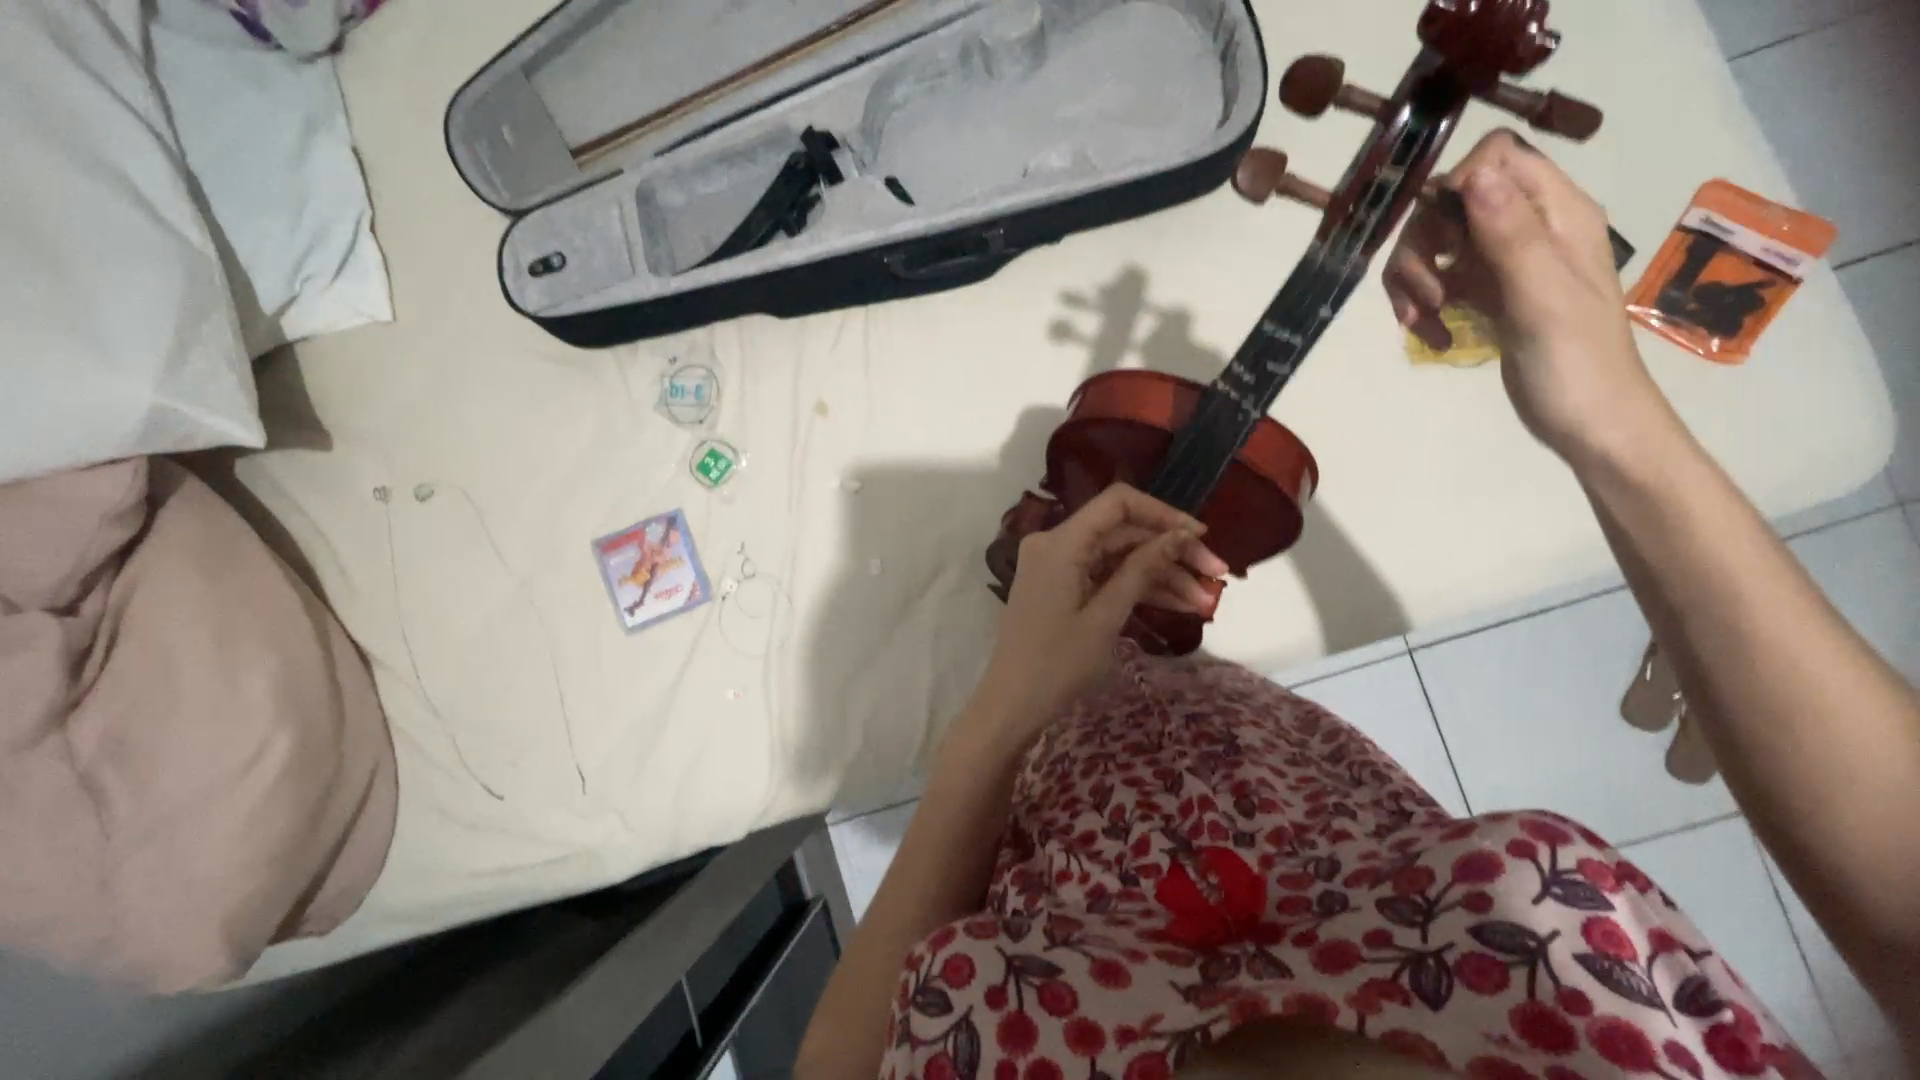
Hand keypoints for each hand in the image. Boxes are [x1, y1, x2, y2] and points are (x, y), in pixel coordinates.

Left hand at [973, 484, 1227, 734]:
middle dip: (1172, 553)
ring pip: (1119, 557)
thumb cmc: (1057, 664)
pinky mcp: (1061, 587)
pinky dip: (1139, 588)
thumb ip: (1141, 570)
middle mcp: (1056, 544)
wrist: (1012, 705)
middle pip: (1123, 532)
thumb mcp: (1105, 617)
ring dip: (1163, 575)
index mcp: (1060, 543)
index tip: (1200, 537)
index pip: (1118, 504)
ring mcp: (1057, 566)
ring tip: (1206, 601)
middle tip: (1217, 577)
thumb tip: (1179, 535)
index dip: (1163, 514)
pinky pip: (1106, 576)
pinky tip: (1180, 605)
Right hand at [1382, 130, 1666, 461]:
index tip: (1443, 241)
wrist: (1590, 423)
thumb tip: (1472, 173)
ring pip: (1436, 243)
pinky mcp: (1486, 295)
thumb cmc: (1576, 362)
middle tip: (1425, 298)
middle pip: (1452, 203)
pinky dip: (1423, 305)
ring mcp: (1505, 263)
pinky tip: (1432, 336)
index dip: (1455, 188)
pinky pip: (1438, 280)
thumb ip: (1510, 233)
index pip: (1497, 158)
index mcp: (1557, 213)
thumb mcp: (1543, 296)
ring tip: (1419, 321)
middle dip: (1421, 247)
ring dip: (1413, 281)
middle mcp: (1528, 227)